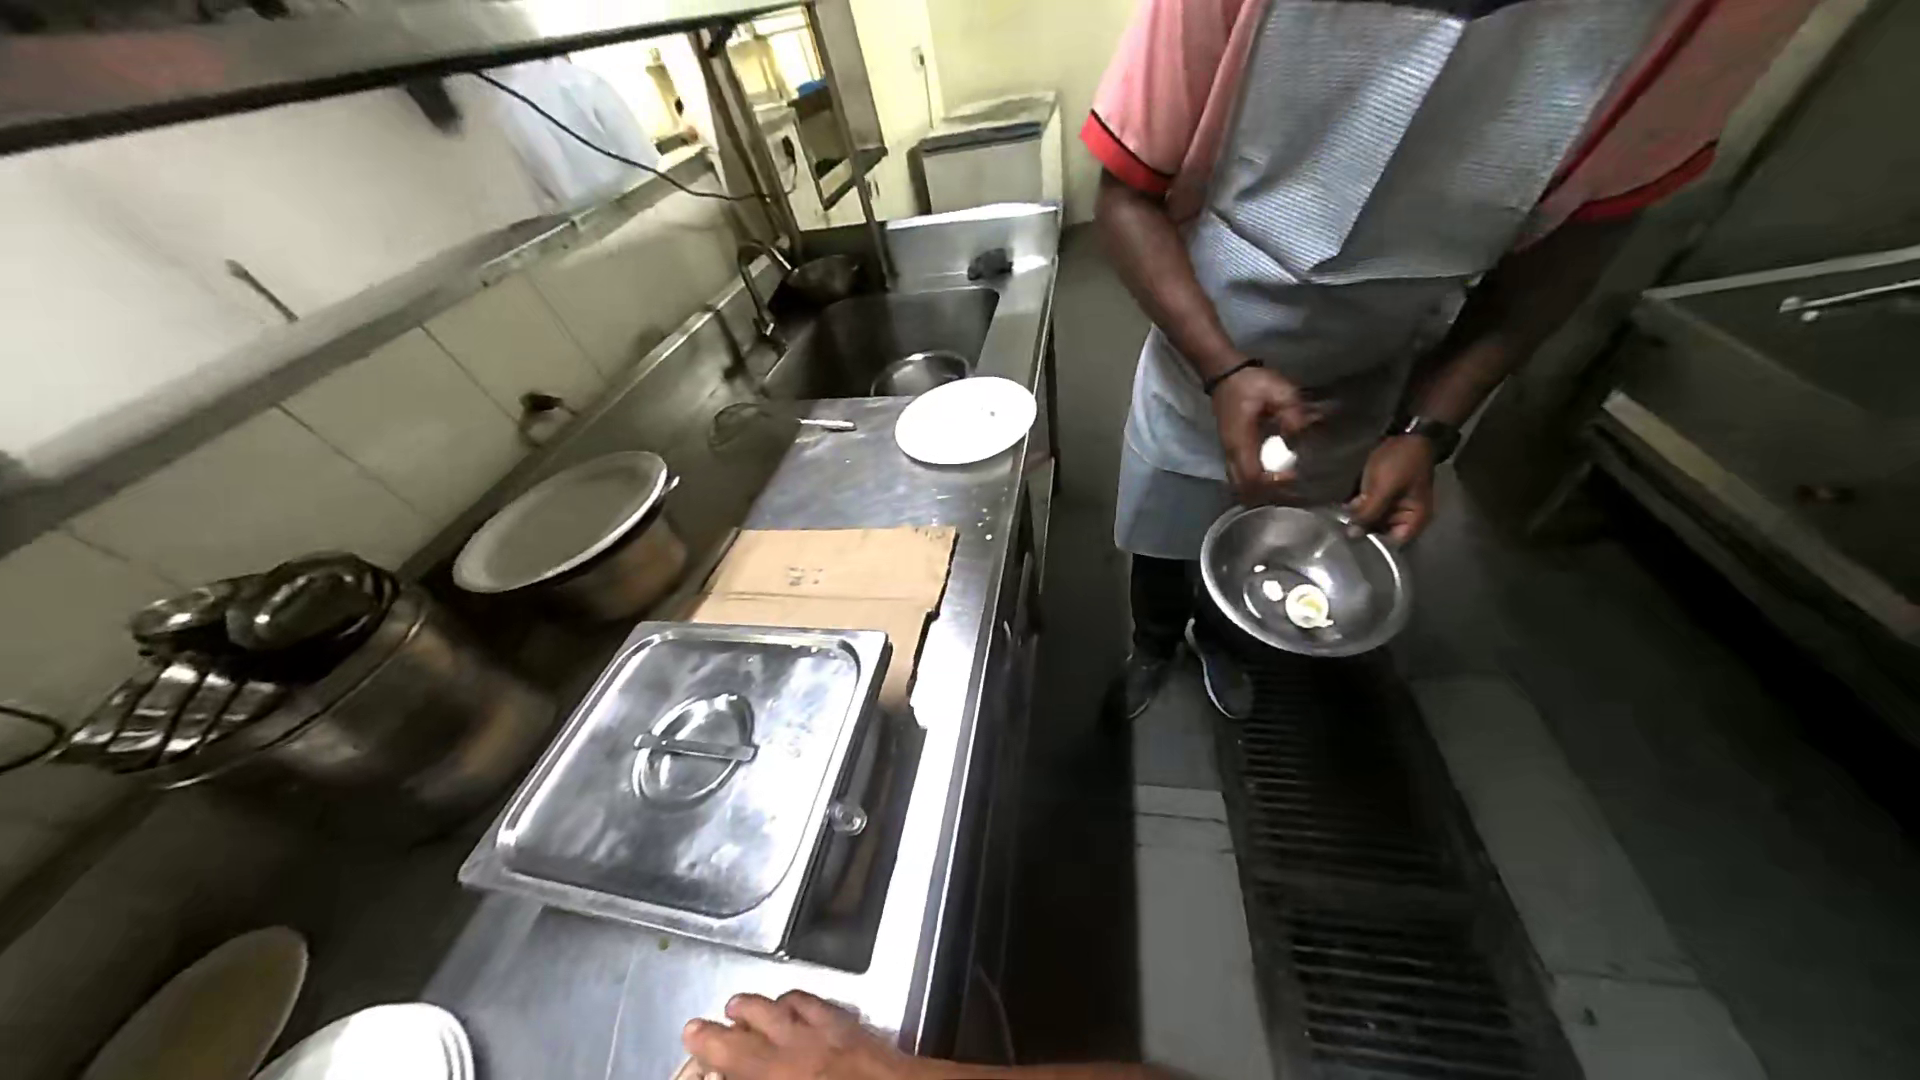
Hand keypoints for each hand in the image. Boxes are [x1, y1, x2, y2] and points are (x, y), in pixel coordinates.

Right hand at [683, 992, 933, 1079]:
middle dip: (724, 1026)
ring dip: (759, 1006)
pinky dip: (797, 1001)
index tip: (691, 1035)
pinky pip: (817, 1003)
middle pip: (752, 1030)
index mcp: (776, 1074)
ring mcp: (826, 1033)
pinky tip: (795, 1002)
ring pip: (783, 1008)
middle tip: (705, 1021)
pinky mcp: (852, 1025)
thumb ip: (761, 1076)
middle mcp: (797, 1051)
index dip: (709, 1047)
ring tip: (743, 1003)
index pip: (733, 1058)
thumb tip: (739, 1072)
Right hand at [1210, 365, 1320, 502]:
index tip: (1292, 476)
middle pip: (1242, 487)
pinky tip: (1270, 479)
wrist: (1225, 374)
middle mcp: (1231, 452)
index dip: (1272, 482)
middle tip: (1290, 491)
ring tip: (1282, 489)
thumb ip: (1292, 412)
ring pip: (1238, 484)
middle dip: (1265, 494)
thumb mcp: (1279, 390)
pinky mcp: (1231, 450)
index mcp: (1241, 441)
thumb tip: (1301, 434)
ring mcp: (1228, 452)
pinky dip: (1252, 483)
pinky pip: (1238, 476)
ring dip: (1257, 491)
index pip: (1253, 475)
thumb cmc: (1249, 383)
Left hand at [1346, 436, 1436, 544]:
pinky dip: (1356, 507)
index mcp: (1414, 519)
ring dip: (1355, 517)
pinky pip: (1366, 508)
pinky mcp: (1381, 496)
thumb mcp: (1384, 489)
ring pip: (1370, 520)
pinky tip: (1339, 507)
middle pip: (1379, 532)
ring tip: (1335, 517)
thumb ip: (1369, 513)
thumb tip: (1352, 536)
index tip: (1351, 539)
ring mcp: (1393, 506)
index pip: (1394, 543)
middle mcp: (1404, 517)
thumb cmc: (1400, 462)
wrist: (1406, 435)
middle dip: (1360, 528)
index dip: (1373, 542)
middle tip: (1337, 526)